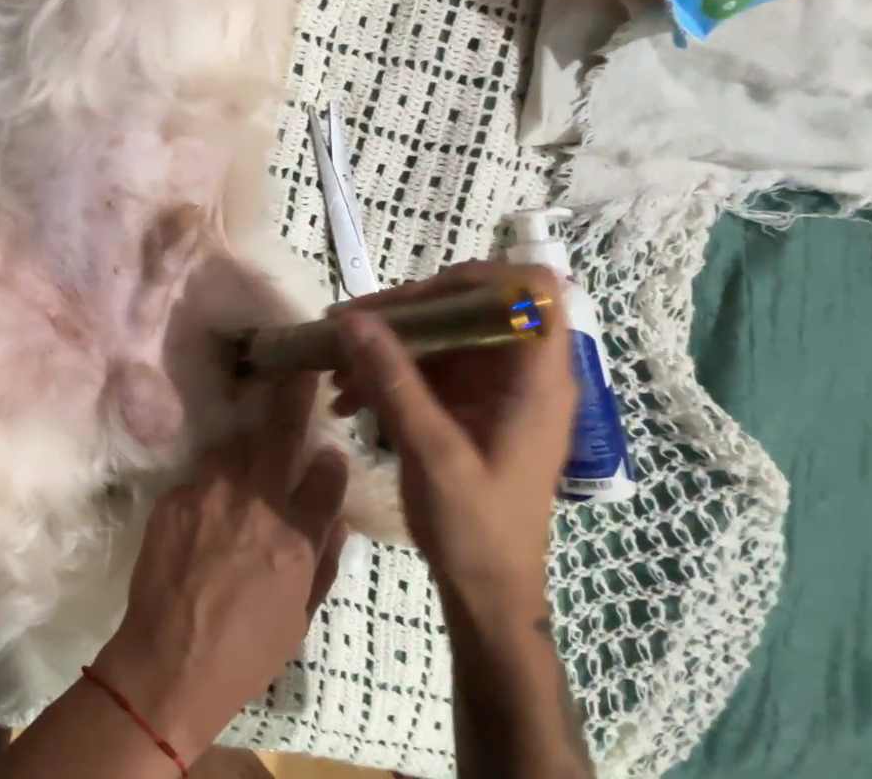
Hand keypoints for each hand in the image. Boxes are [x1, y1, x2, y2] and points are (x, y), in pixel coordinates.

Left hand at [88, 374, 349, 763]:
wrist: (170, 658)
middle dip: (292, 397)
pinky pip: (198, 474)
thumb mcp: (301, 614)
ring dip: (245, 440)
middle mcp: (255, 502)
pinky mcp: (173, 497)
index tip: (329, 450)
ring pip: (232, 447)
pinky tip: (211, 491)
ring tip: (249, 427)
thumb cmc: (246, 650)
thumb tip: (339, 518)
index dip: (330, 461)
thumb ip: (324, 559)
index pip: (325, 476)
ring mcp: (209, 494)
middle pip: (278, 435)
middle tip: (297, 370)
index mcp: (295, 535)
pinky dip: (210, 477)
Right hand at [331, 261, 576, 621]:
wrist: (488, 590)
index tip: (415, 298)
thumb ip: (393, 380)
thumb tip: (354, 319)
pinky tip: (346, 399)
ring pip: (441, 338)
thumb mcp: (431, 451)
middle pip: (470, 309)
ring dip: (385, 347)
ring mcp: (493, 391)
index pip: (532, 292)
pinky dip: (386, 375)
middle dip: (406, 314)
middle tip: (347, 328)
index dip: (479, 280)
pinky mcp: (469, 408)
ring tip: (334, 371)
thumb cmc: (475, 527)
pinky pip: (427, 370)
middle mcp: (520, 374)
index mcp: (537, 380)